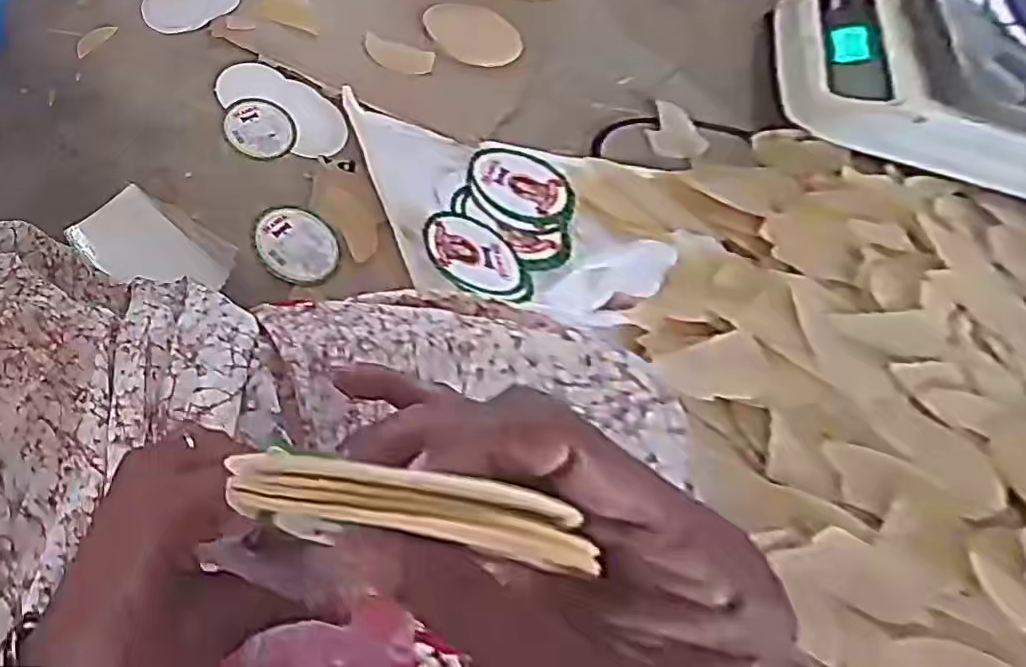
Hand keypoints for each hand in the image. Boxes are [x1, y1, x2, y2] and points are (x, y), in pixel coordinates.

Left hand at [23, 426, 307, 666]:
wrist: (74, 657)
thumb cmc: (134, 646)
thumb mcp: (208, 625)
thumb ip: (274, 597)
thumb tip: (340, 593)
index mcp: (168, 497)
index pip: (247, 476)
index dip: (291, 494)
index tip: (325, 518)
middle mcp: (149, 467)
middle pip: (226, 453)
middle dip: (265, 482)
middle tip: (298, 524)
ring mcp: (135, 472)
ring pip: (203, 450)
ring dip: (238, 478)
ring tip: (267, 525)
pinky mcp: (128, 486)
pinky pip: (180, 461)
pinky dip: (210, 480)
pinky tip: (227, 524)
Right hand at [333, 365, 797, 666]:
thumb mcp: (558, 666)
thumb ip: (466, 601)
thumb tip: (359, 537)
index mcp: (673, 530)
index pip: (556, 438)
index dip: (469, 444)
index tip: (404, 484)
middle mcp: (626, 487)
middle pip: (510, 421)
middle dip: (427, 441)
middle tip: (361, 478)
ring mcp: (582, 485)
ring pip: (484, 420)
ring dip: (408, 426)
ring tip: (352, 452)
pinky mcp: (542, 494)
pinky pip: (475, 440)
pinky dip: (416, 415)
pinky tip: (354, 387)